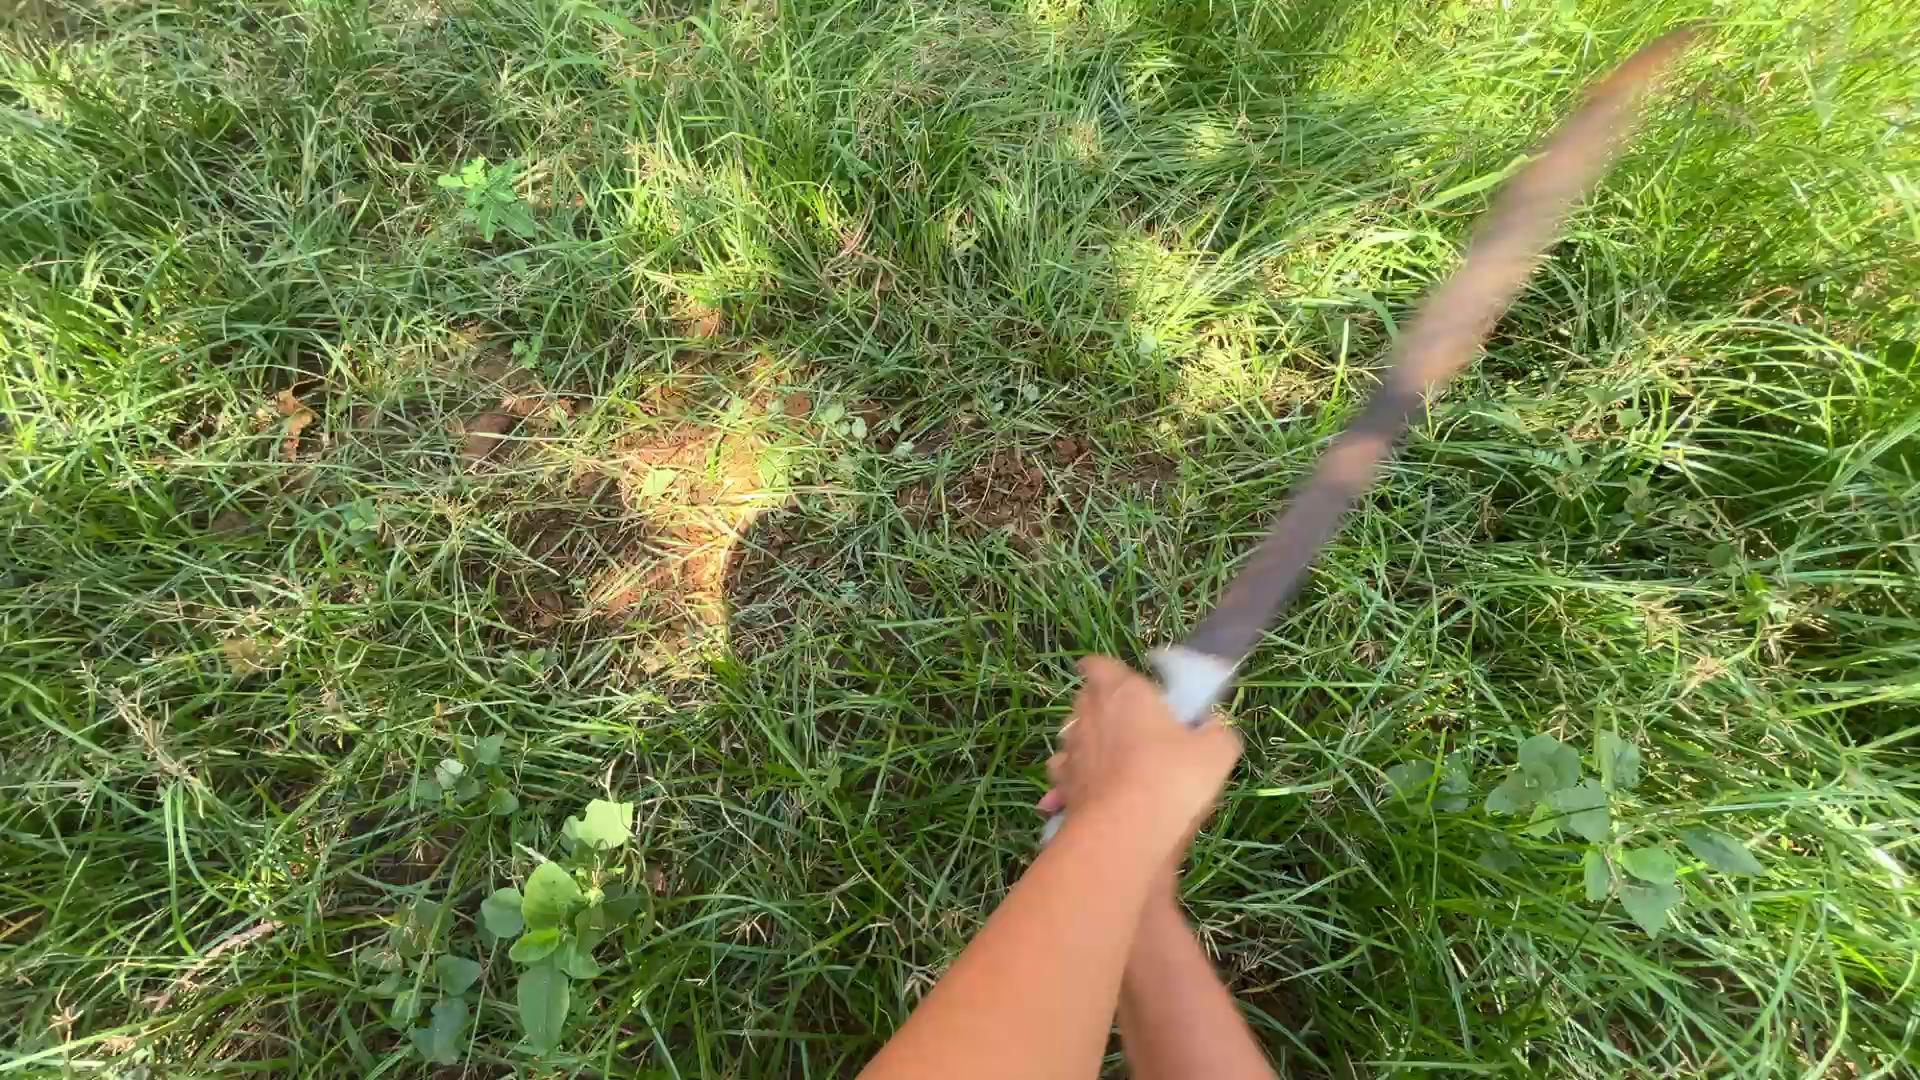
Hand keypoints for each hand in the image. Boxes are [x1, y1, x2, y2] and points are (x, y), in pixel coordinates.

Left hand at [1036, 655, 1240, 848]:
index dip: (1107, 671)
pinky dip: (1074, 777)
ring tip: (1111, 758)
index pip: (1099, 665)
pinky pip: (1064, 772)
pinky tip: (1092, 789)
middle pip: (1086, 697)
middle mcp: (1089, 712)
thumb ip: (1217, 732)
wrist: (1127, 832)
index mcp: (1122, 691)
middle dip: (1101, 704)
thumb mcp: (1215, 753)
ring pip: (1072, 733)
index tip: (1119, 681)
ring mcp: (1071, 748)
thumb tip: (1213, 728)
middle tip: (1129, 723)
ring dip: (1087, 740)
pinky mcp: (1062, 782)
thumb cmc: (1172, 778)